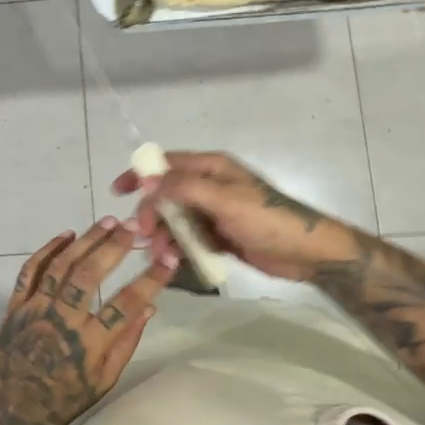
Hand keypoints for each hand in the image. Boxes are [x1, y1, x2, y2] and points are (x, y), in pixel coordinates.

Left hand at [0, 219, 176, 424]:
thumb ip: (126, 342)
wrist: (15, 413)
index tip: (168, 257)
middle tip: (133, 226)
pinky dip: (47, 250)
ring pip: (60, 267)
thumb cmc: (68, 400)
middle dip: (113, 247)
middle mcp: (61, 323)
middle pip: (88, 276)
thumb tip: (151, 305)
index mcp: (89, 346)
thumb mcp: (105, 380)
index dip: (150, 279)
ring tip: (107, 222)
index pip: (127, 304)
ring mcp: (35, 312)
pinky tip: (66, 235)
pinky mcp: (14, 307)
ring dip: (84, 241)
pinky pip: (29, 272)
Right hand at [112, 151, 333, 281]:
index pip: (166, 164)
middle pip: (167, 194)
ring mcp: (214, 211)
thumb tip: (147, 181)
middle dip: (152, 212)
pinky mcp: (219, 235)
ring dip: (164, 234)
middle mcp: (210, 185)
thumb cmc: (267, 219)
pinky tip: (173, 260)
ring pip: (176, 219)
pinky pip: (189, 237)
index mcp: (211, 168)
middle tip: (145, 235)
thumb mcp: (223, 199)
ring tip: (160, 254)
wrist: (307, 253)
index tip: (117, 192)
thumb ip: (184, 188)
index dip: (140, 175)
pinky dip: (178, 247)